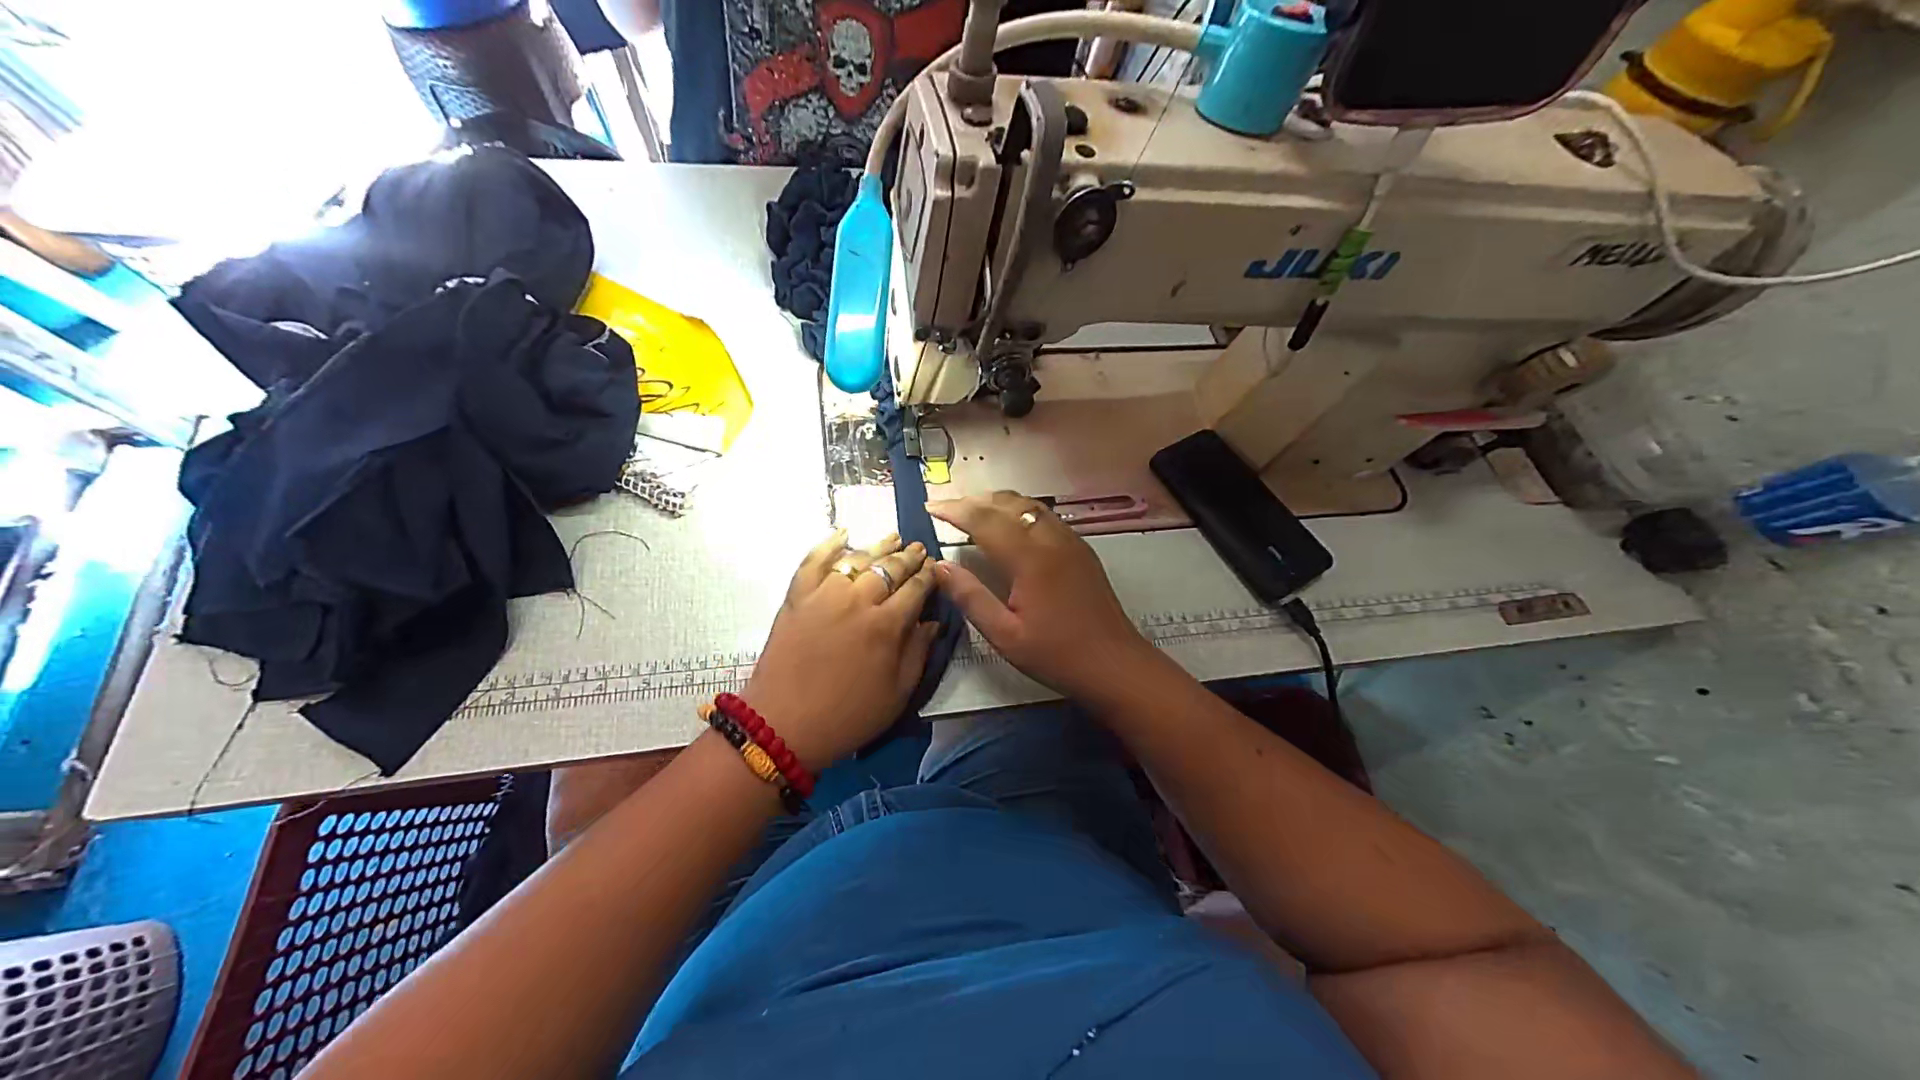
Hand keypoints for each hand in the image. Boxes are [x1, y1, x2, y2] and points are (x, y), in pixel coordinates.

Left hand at [742, 530, 940, 769]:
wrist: (784, 725)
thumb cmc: (848, 716)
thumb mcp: (898, 693)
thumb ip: (918, 652)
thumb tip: (931, 621)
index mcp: (887, 625)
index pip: (915, 588)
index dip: (928, 576)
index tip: (935, 569)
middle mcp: (858, 600)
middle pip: (889, 568)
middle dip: (908, 557)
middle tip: (918, 550)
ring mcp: (824, 594)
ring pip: (857, 559)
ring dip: (879, 547)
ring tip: (893, 538)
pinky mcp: (797, 597)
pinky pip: (814, 561)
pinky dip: (829, 544)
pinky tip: (842, 534)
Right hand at [928, 492, 1155, 700]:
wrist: (1114, 664)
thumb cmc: (1056, 654)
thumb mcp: (1004, 634)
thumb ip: (970, 597)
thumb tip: (940, 566)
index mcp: (1030, 558)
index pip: (985, 520)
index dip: (955, 510)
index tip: (930, 508)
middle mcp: (1051, 540)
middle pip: (1008, 504)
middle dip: (975, 501)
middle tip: (948, 508)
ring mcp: (1070, 542)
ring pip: (1030, 506)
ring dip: (998, 503)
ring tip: (973, 511)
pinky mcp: (1081, 550)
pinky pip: (1045, 517)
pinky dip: (1019, 512)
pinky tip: (1009, 526)